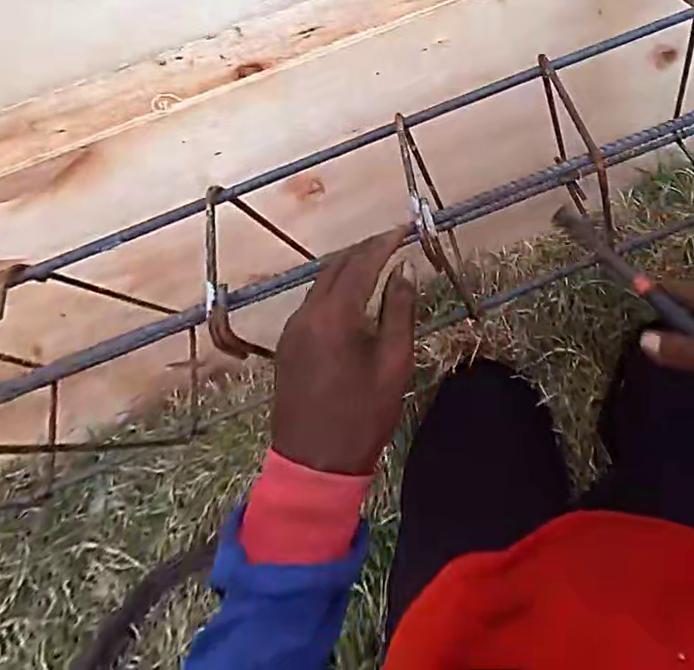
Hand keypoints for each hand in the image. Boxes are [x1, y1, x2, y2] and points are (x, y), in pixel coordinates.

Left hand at [270, 229, 418, 474]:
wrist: (313, 464)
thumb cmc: (363, 414)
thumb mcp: (393, 362)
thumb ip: (400, 309)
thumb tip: (404, 268)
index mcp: (335, 316)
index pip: (361, 263)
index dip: (385, 242)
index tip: (406, 229)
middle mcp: (307, 313)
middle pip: (337, 265)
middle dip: (366, 248)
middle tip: (394, 240)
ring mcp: (292, 328)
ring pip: (321, 281)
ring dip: (349, 266)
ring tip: (378, 261)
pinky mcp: (287, 343)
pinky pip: (313, 300)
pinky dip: (335, 287)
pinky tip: (353, 293)